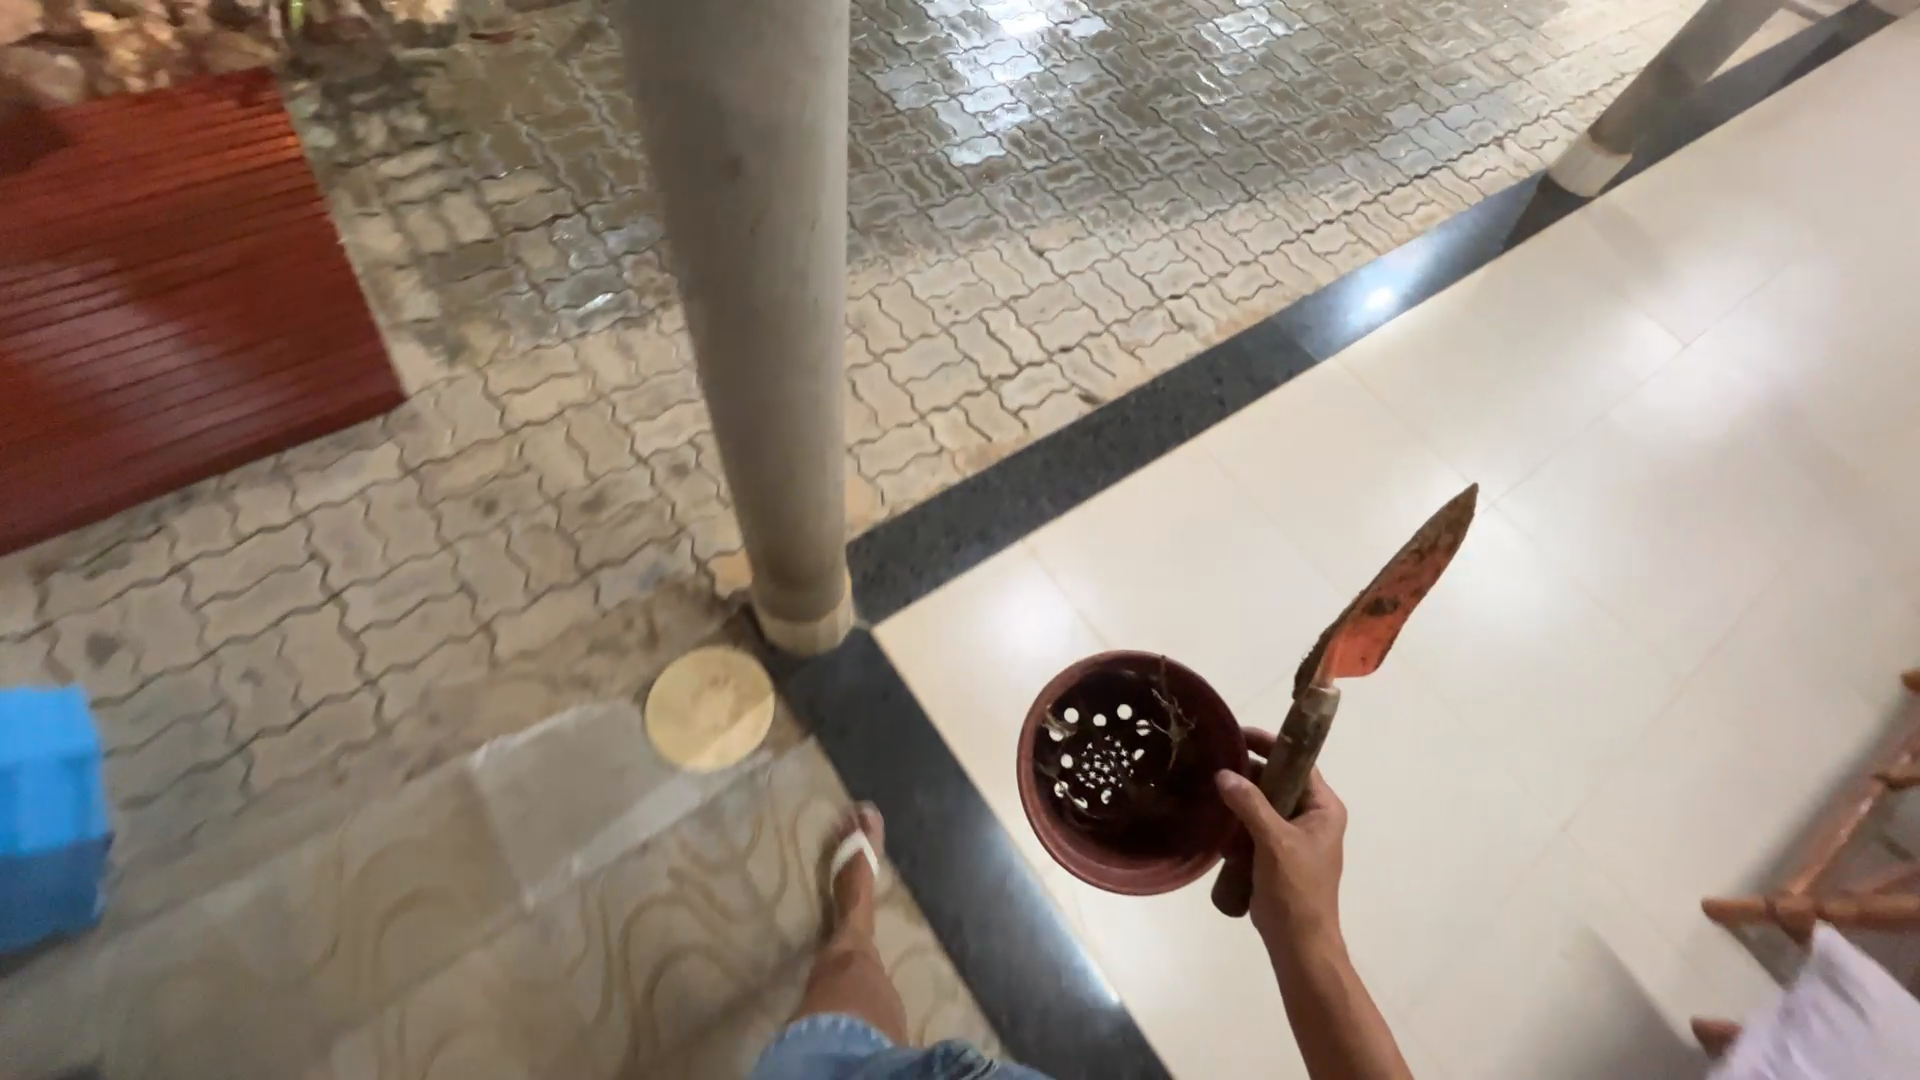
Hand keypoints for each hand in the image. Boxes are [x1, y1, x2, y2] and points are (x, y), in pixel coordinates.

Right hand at [1215, 757, 1347, 947]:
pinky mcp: (1273, 851)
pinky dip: (1233, 819)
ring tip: (1205, 781)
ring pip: (1260, 801)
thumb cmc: (1296, 889)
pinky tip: (1210, 814)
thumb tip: (1223, 774)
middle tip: (1213, 757)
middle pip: (1276, 779)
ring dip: (1236, 795)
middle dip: (1246, 770)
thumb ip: (1250, 804)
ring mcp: (1291, 834)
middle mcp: (1310, 815)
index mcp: (1324, 808)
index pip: (1298, 762)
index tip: (1237, 733)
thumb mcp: (1274, 842)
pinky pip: (1251, 823)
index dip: (1269, 744)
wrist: (1298, 943)